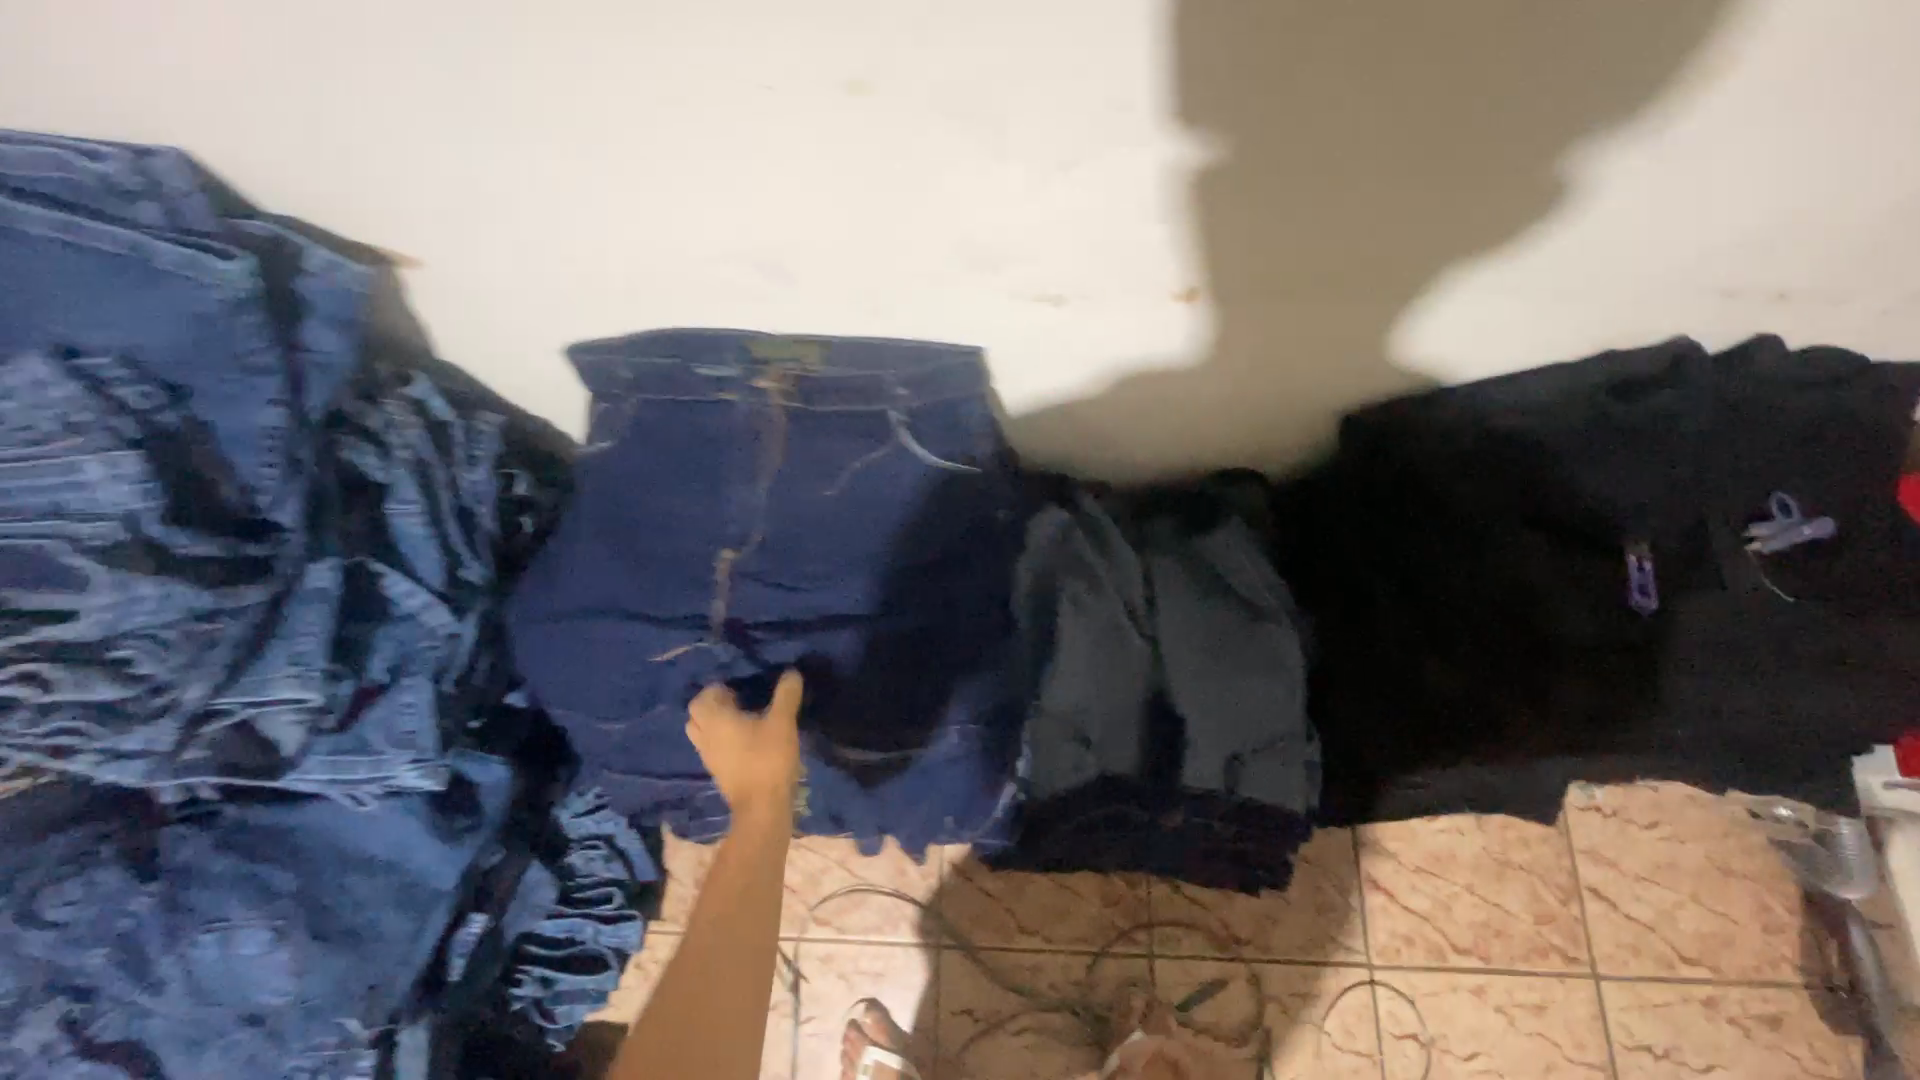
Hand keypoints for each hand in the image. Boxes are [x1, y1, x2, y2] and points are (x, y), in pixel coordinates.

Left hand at [686, 670, 802, 822]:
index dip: (717, 690)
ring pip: (702, 733)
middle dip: (713, 705)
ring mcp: (708, 757)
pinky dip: (722, 740)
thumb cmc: (768, 759)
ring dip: (716, 724)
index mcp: (715, 720)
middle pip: (697, 715)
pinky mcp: (718, 772)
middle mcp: (705, 737)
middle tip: (738, 701)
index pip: (702, 698)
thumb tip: (791, 672)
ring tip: (742, 721)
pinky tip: (746, 741)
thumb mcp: (783, 722)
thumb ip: (786, 695)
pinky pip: (712, 748)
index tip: (739, 688)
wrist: (762, 807)